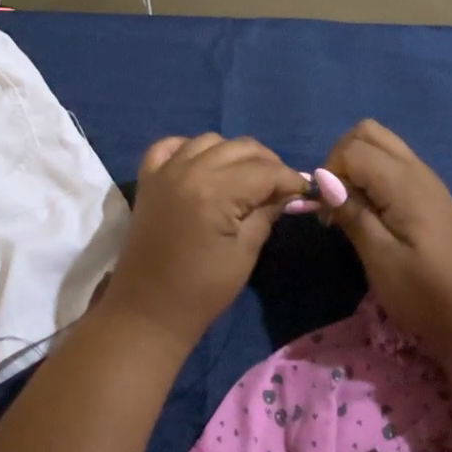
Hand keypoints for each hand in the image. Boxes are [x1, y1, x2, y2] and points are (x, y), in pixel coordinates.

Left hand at [98, 134, 306, 348]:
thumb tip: (286, 193)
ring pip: (209, 140)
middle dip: (267, 162)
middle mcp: (190, 170)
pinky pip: (169, 146)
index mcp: (216, 192)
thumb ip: (266, 214)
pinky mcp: (148, 178)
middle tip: (280, 185)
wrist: (147, 311)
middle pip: (240, 147)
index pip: (264, 171)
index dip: (289, 178)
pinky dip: (189, 147)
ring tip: (245, 176)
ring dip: (232, 153)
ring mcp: (165, 171)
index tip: (304, 190)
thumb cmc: (202, 291)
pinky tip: (202, 164)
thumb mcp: (244, 254)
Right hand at [321, 119, 451, 354]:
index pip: (353, 149)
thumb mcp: (380, 258)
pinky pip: (394, 162)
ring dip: (357, 164)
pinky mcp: (430, 193)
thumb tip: (322, 180)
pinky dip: (373, 174)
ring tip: (351, 206)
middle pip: (367, 132)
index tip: (329, 213)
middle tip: (336, 199)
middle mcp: (416, 169)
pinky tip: (373, 212)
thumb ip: (352, 213)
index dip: (331, 173)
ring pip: (381, 143)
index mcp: (404, 182)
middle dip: (342, 157)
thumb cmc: (424, 292)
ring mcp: (426, 179)